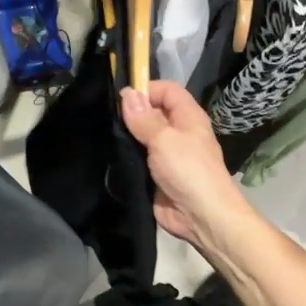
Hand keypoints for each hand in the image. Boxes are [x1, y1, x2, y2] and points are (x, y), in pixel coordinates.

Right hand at [119, 81, 251, 244]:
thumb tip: (128, 94)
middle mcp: (178, 132)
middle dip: (131, 113)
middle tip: (106, 119)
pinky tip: (108, 156)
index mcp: (188, 117)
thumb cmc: (188, 171)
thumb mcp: (165, 139)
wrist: (202, 216)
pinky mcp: (156, 175)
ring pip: (143, 136)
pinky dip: (126, 157)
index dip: (146, 89)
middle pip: (152, 112)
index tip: (122, 99)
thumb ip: (144, 118)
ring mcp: (167, 154)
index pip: (167, 90)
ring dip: (126, 137)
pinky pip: (139, 159)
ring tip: (103, 136)